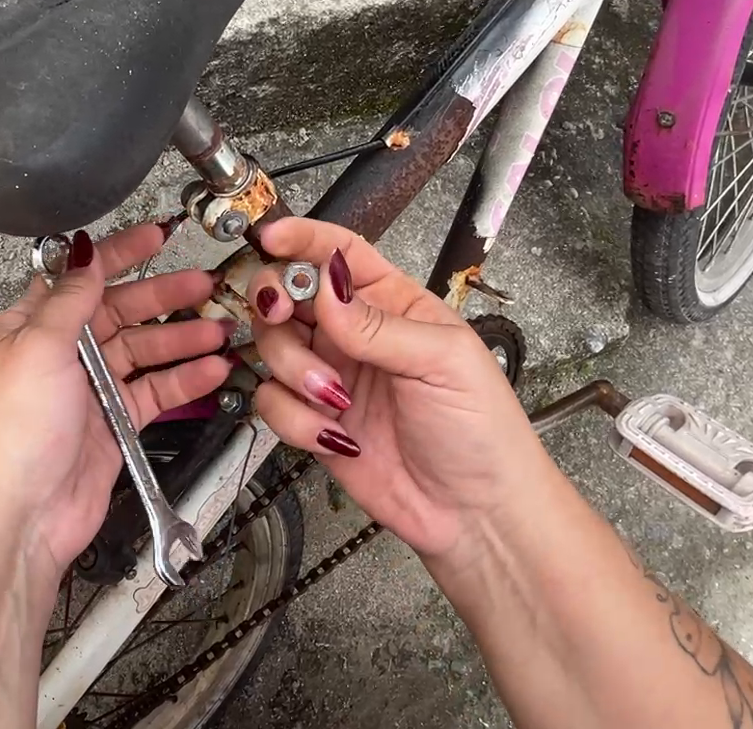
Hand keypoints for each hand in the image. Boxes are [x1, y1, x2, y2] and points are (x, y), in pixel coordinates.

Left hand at [0, 223, 234, 580]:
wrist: (15, 519)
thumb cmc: (10, 432)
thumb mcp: (36, 348)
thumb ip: (68, 299)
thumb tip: (83, 253)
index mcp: (32, 327)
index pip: (81, 278)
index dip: (120, 254)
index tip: (157, 236)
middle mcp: (61, 354)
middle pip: (120, 311)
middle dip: (162, 295)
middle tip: (205, 284)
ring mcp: (89, 390)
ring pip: (143, 351)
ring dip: (181, 338)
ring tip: (220, 327)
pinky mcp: (113, 424)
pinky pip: (154, 392)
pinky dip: (183, 379)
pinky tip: (212, 368)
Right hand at [243, 218, 553, 567]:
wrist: (473, 515)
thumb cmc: (481, 430)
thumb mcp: (443, 361)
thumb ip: (377, 324)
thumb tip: (324, 289)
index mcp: (389, 302)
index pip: (337, 252)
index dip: (301, 237)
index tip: (271, 237)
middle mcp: (350, 331)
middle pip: (287, 291)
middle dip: (275, 299)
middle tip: (281, 315)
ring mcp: (326, 372)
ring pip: (271, 343)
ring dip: (291, 368)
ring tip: (332, 397)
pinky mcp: (309, 416)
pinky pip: (270, 399)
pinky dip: (292, 417)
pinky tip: (331, 434)